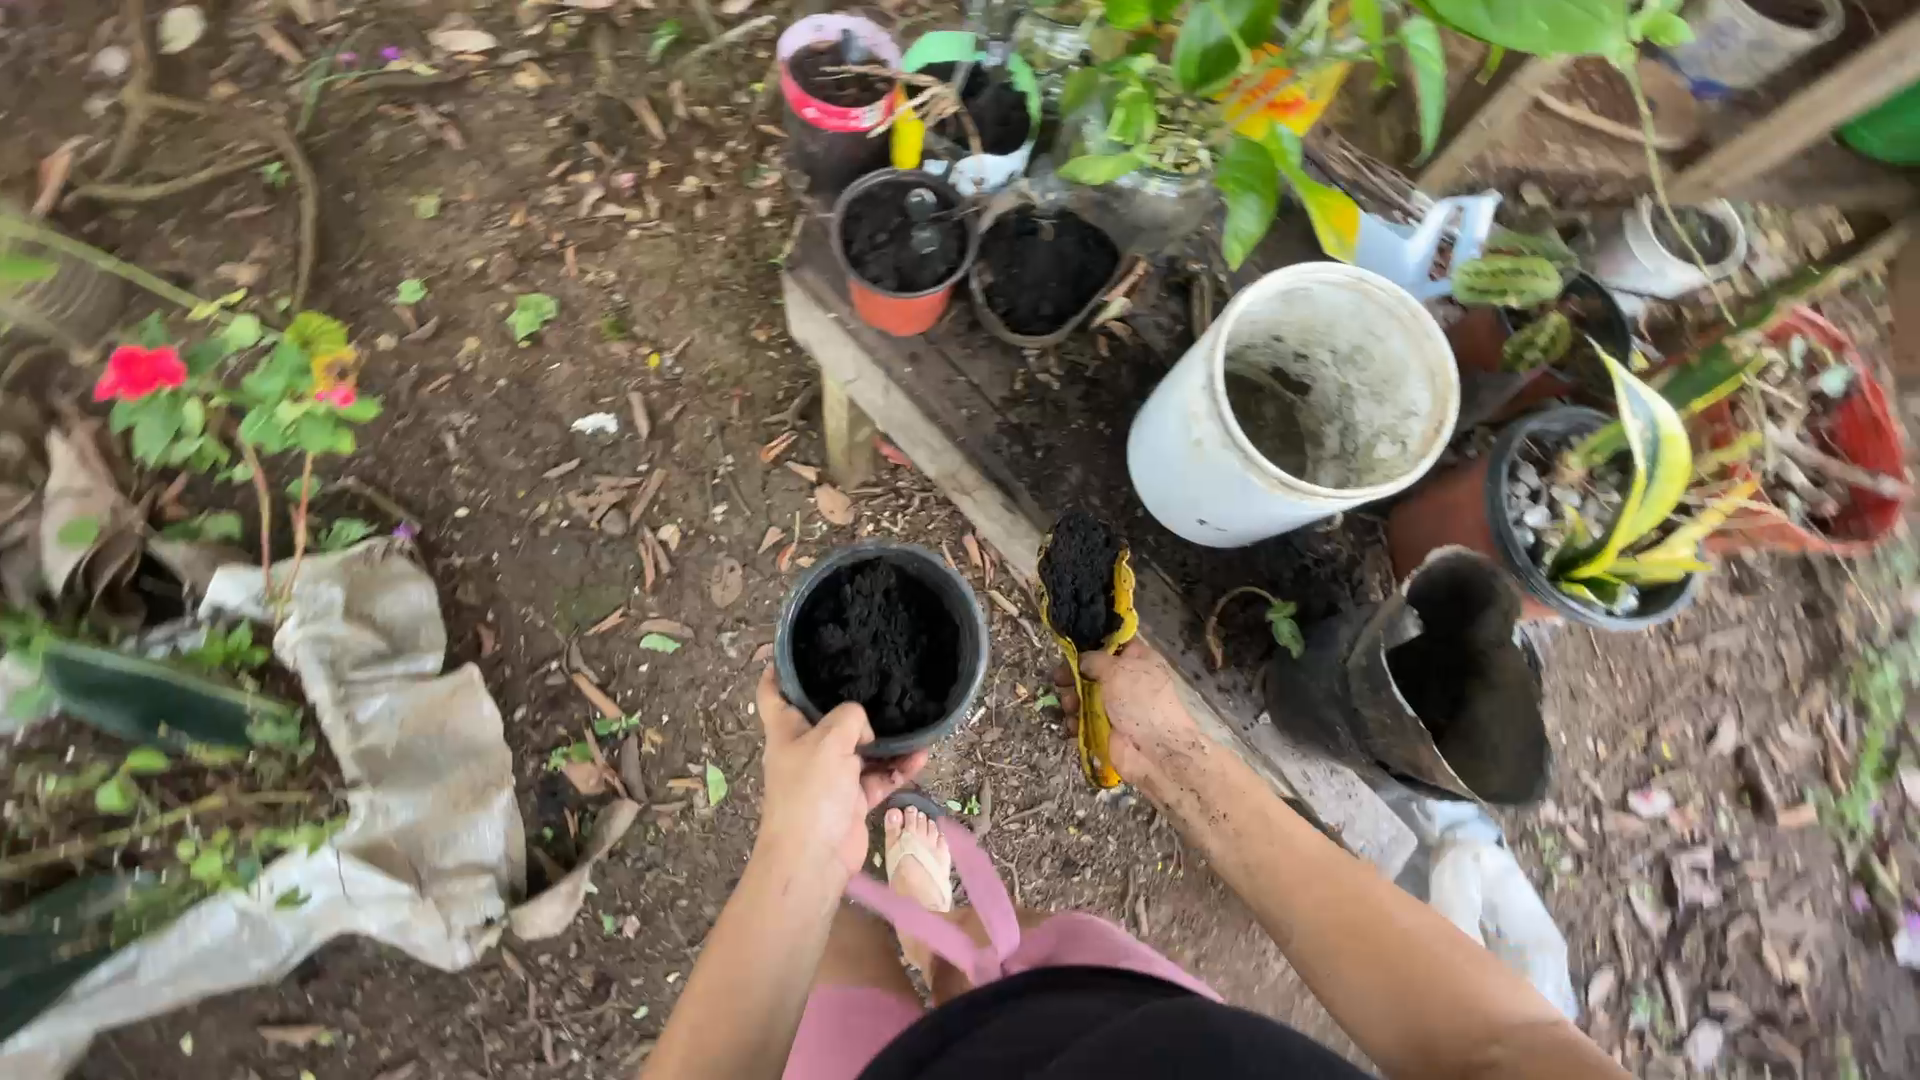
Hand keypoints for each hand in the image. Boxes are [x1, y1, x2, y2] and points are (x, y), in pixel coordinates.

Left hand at [754, 665, 927, 880]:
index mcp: (786, 730)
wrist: (814, 859)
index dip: (777, 668)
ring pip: (861, 748)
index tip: (793, 649)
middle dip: (851, 703)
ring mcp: (831, 776)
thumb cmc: (810, 792)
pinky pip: (879, 776)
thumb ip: (850, 718)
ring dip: (887, 739)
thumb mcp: (828, 740)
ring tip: (914, 722)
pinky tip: (921, 755)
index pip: (772, 693)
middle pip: (827, 718)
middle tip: (877, 677)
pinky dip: (898, 767)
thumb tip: (866, 729)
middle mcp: (807, 749)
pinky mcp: (852, 799)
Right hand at [1054, 639, 1202, 782]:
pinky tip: (1072, 724)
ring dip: (1072, 700)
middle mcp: (1127, 681)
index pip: (1114, 645)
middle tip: (1060, 680)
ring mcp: (1116, 707)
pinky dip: (1075, 722)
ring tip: (1069, 706)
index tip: (1072, 649)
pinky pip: (1083, 720)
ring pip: (1084, 697)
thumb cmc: (1140, 700)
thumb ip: (1094, 659)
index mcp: (1138, 661)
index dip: (1092, 645)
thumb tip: (1080, 659)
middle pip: (1092, 672)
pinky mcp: (1106, 729)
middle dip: (1074, 676)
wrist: (1153, 750)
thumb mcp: (1117, 669)